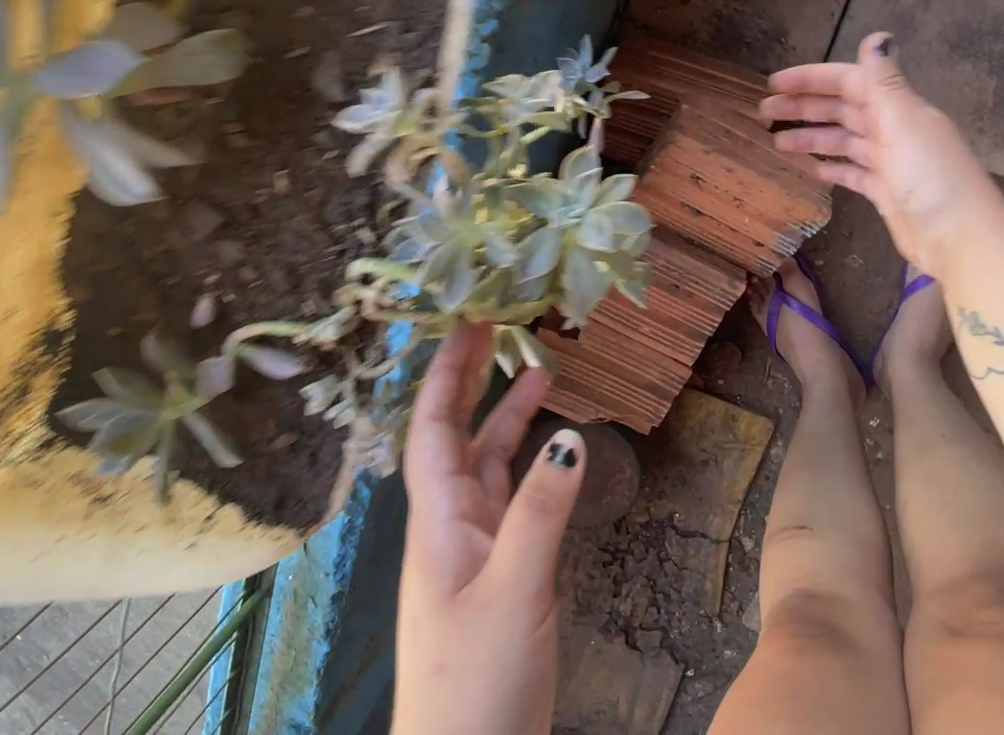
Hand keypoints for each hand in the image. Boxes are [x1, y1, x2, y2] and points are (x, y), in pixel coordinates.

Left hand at [394, 323, 585, 734]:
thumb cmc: (478, 679)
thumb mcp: (514, 591)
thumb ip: (540, 514)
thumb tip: (568, 437)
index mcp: (437, 520)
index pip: (435, 427)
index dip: (447, 372)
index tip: (467, 323)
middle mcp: (448, 522)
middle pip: (455, 433)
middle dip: (470, 378)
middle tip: (495, 326)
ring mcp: (472, 545)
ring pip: (486, 461)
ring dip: (505, 415)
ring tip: (538, 370)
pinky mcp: (497, 567)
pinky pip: (510, 496)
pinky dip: (528, 462)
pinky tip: (551, 447)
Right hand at [762, 32, 998, 274]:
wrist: (960, 238)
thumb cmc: (931, 178)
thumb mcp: (905, 125)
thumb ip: (885, 83)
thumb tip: (877, 36)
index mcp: (899, 108)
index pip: (849, 81)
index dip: (813, 79)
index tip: (774, 82)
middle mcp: (895, 129)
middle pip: (843, 109)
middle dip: (805, 107)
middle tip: (765, 112)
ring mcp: (891, 162)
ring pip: (844, 140)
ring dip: (812, 137)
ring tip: (777, 143)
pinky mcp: (887, 192)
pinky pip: (853, 172)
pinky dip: (833, 167)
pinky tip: (812, 169)